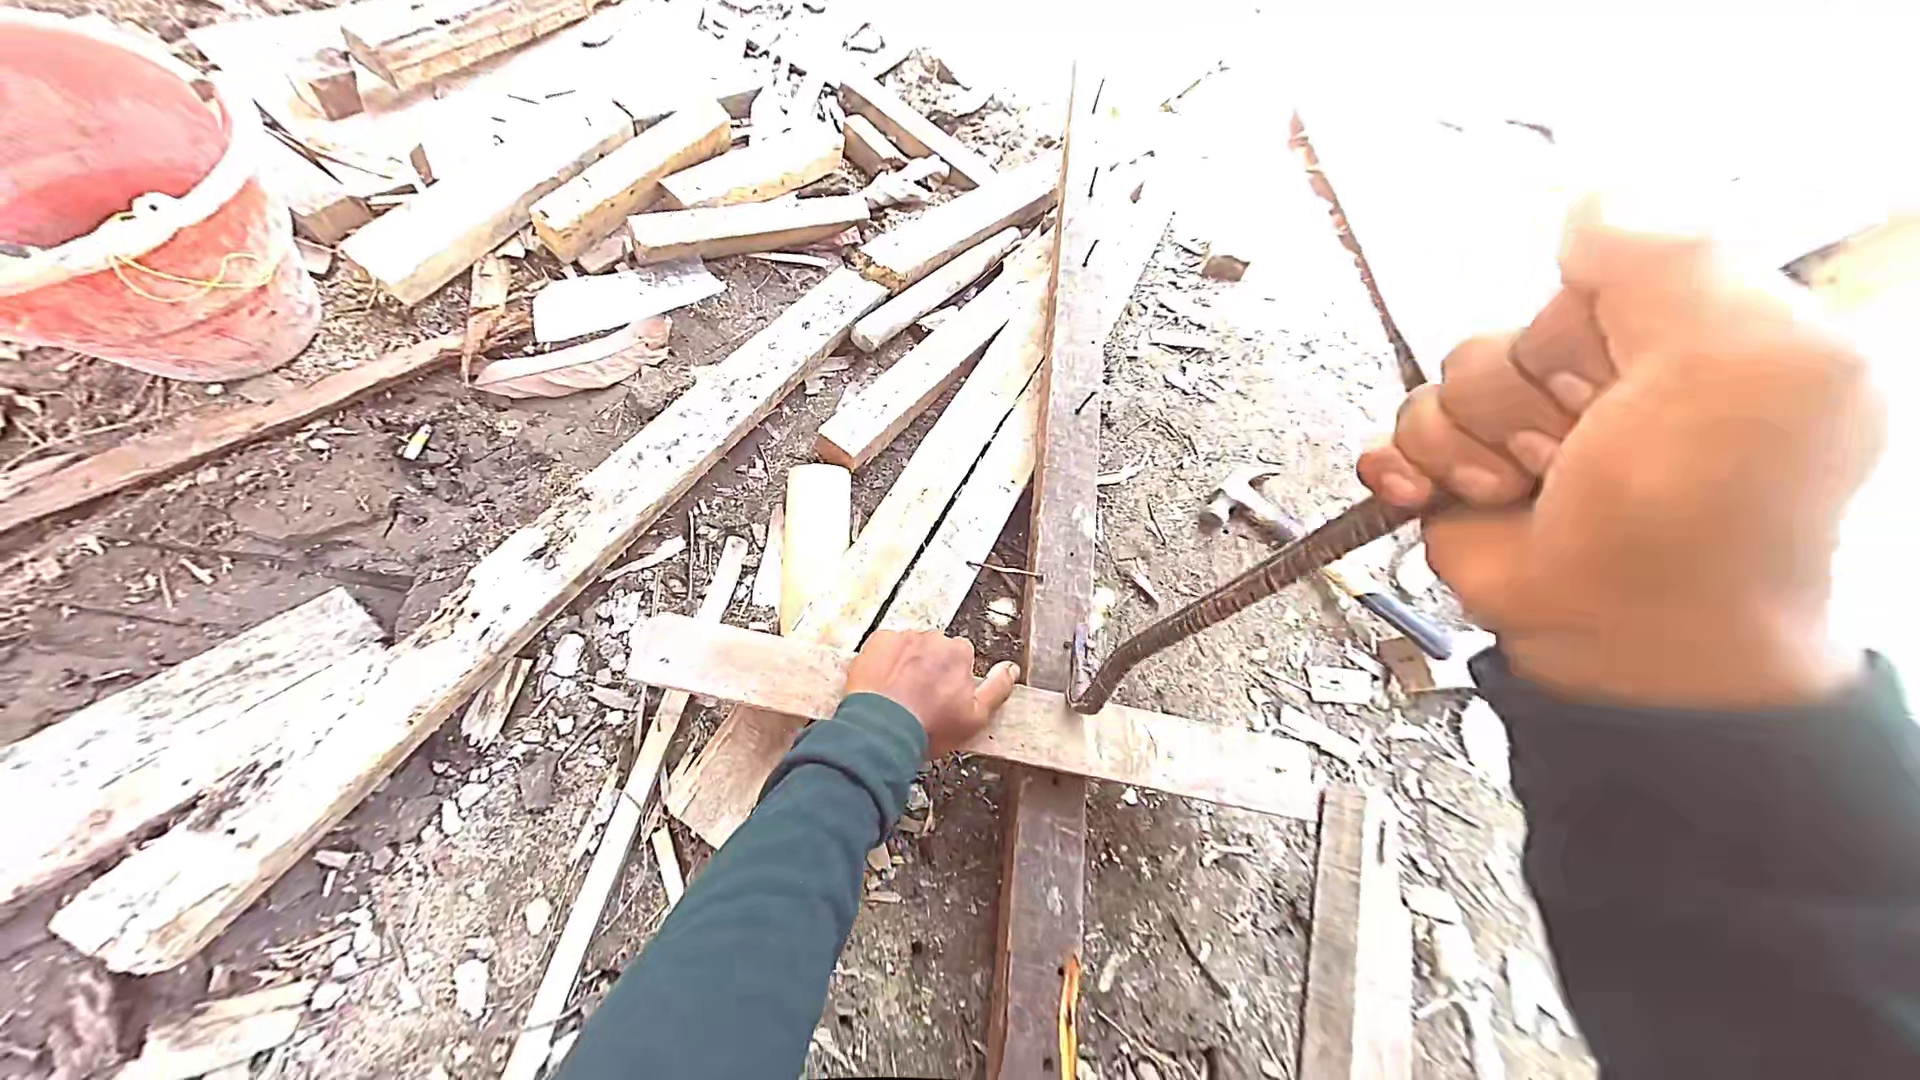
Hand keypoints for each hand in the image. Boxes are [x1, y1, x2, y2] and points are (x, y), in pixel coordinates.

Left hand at [844, 631, 1019, 755]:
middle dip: (930, 668)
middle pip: (935, 650)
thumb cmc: (928, 726)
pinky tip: (883, 685)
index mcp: (958, 652)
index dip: (953, 678)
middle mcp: (932, 638)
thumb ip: (998, 688)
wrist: (881, 730)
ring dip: (906, 664)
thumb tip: (1011, 670)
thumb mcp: (976, 717)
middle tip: (921, 697)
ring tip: (899, 695)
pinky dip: (884, 662)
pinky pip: (884, 648)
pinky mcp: (877, 642)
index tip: (944, 696)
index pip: (962, 657)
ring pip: (909, 648)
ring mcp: (902, 639)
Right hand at [1357, 207, 1884, 707]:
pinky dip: (1401, 468)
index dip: (1578, 337)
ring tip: (1515, 488)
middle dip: (1515, 404)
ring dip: (1463, 448)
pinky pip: (1389, 439)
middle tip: (1567, 453)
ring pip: (1432, 394)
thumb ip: (1669, 263)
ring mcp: (1503, 433)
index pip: (1573, 284)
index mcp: (1665, 340)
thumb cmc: (1697, 516)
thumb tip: (1588, 200)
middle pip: (1490, 341)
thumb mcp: (1734, 364)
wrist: (1614, 624)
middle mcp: (1579, 383)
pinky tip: (1431, 494)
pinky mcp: (1446, 475)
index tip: (1616, 392)